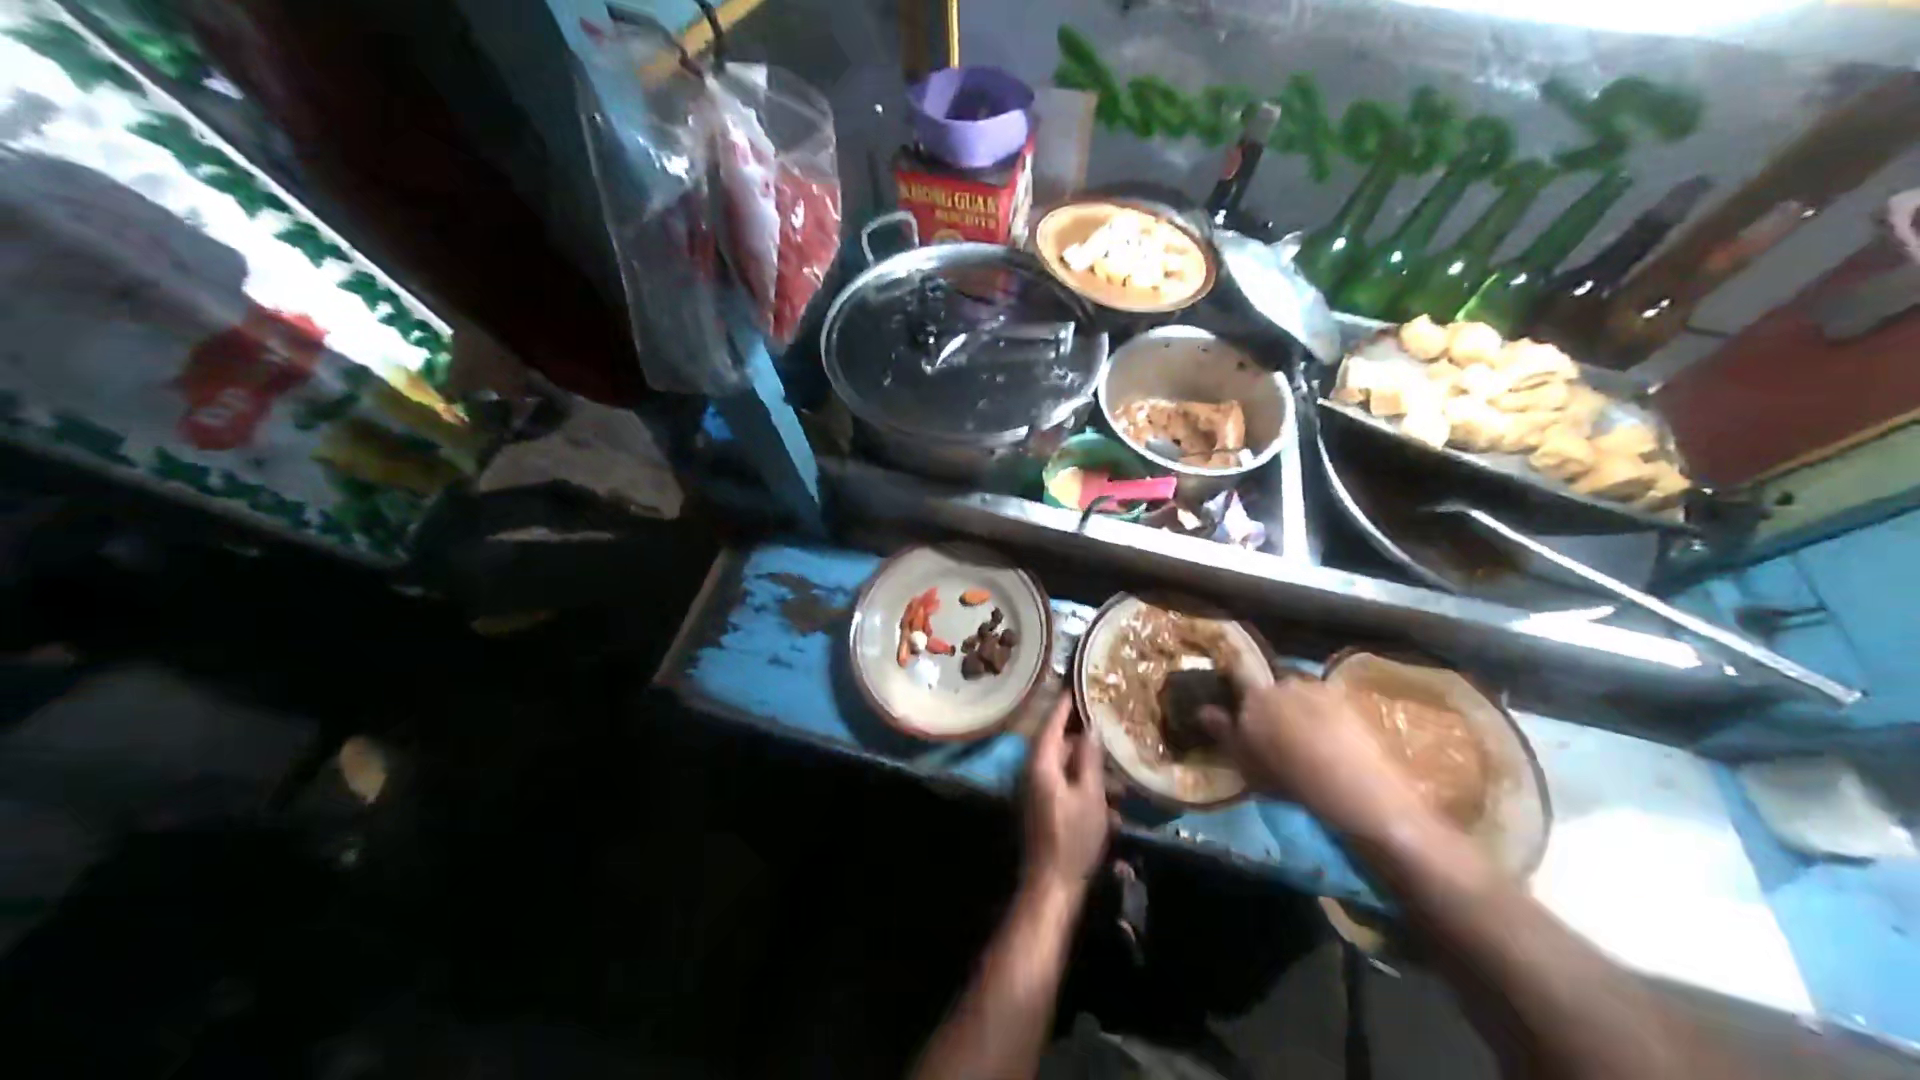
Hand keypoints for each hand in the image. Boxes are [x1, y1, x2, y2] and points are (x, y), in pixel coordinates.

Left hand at [1022, 693, 1111, 895]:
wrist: (1053, 885)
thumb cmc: (1073, 837)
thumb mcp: (1090, 795)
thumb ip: (1090, 759)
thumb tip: (1091, 728)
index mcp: (1040, 764)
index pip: (1051, 723)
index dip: (1065, 704)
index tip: (1077, 685)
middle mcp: (1033, 772)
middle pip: (1060, 745)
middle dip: (1086, 743)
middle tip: (1111, 731)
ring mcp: (1037, 791)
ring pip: (1067, 769)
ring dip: (1092, 772)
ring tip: (1121, 781)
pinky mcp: (1044, 808)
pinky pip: (1066, 787)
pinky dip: (1087, 791)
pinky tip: (1112, 808)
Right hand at [1199, 676, 1422, 837]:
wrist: (1362, 792)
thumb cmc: (1292, 782)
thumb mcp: (1248, 766)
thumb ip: (1224, 733)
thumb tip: (1204, 710)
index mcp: (1254, 697)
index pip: (1238, 681)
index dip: (1239, 696)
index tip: (1241, 714)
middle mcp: (1285, 683)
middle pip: (1271, 690)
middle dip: (1271, 707)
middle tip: (1276, 736)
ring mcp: (1320, 689)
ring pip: (1299, 696)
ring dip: (1298, 712)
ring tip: (1307, 742)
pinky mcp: (1348, 701)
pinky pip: (1325, 704)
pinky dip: (1323, 718)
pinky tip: (1330, 743)